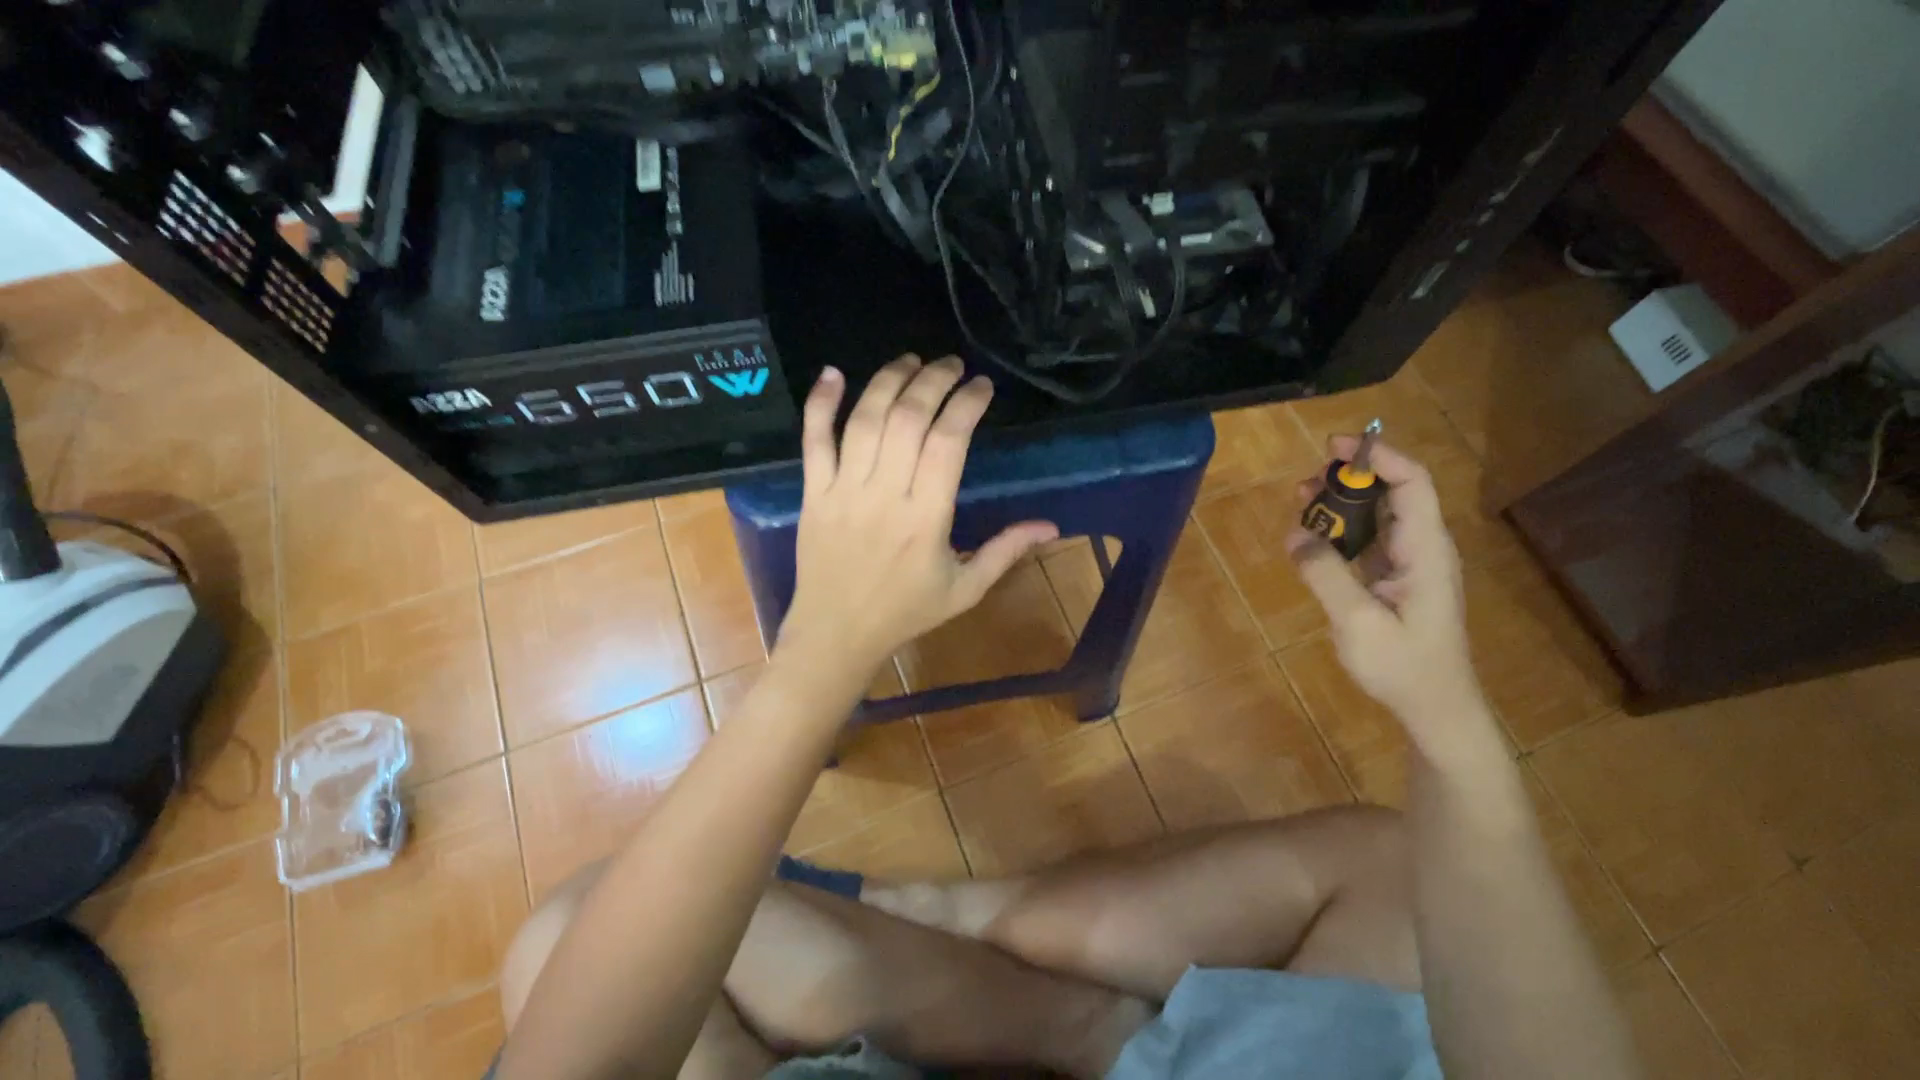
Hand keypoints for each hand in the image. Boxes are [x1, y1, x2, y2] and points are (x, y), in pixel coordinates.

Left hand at [780, 355, 1058, 674]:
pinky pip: (813, 440)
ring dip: (889, 381)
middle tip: (951, 365)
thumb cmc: (904, 613)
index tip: (982, 387)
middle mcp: (885, 496)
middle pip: (908, 420)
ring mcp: (844, 491)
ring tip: (912, 362)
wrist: (835, 635)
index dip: (967, 405)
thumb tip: (1051, 524)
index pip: (949, 442)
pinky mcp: (813, 493)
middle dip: (934, 381)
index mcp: (926, 518)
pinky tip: (834, 372)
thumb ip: (1006, 551)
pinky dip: (820, 403)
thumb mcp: (965, 590)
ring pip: (865, 420)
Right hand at [1285, 436, 1490, 754]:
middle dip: (1350, 480)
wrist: (1436, 708)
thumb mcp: (1356, 621)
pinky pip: (1371, 542)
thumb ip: (1325, 573)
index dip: (1377, 457)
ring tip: (1302, 506)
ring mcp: (1412, 565)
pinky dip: (1343, 533)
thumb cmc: (1404, 666)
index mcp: (1425, 550)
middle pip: (1392, 493)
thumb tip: (1295, 532)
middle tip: (1304, 484)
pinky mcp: (1399, 582)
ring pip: (1379, 517)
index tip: (1334, 447)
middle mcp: (1423, 548)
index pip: (1411, 482)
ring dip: (1343, 506)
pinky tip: (1314, 542)